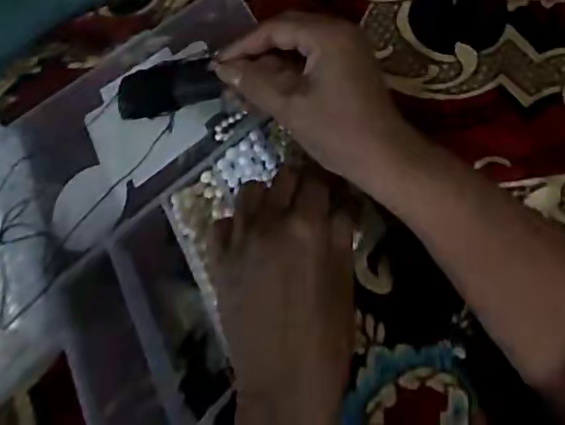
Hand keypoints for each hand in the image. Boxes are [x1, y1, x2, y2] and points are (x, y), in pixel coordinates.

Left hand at [207, 165, 355, 424]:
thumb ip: (342, 232)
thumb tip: (345, 198)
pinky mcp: (219, 261)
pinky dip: (236, 223)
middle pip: (284, 176)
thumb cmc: (326, 339)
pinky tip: (249, 238)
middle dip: (300, 180)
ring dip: (267, 196)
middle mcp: (270, 222)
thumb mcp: (345, 281)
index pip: (318, 178)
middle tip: (309, 198)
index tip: (334, 184)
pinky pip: (222, 222)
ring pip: (250, 191)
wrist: (283, 388)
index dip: (328, 178)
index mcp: (308, 226)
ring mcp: (240, 240)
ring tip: (278, 215)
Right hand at [214, 13, 421, 188]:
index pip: (276, 28)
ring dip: (269, 64)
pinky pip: (310, 57)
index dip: (243, 45)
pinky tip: (265, 90)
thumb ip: (254, 82)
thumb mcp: (290, 107)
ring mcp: (346, 46)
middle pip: (286, 31)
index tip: (217, 64)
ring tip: (240, 86)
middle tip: (227, 73)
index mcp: (327, 34)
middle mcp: (339, 31)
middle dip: (255, 52)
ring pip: (297, 45)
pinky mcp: (348, 63)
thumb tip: (223, 68)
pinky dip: (288, 71)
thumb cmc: (338, 132)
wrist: (387, 158)